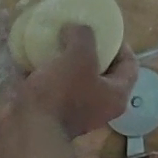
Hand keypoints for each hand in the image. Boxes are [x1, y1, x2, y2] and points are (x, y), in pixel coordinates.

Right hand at [7, 24, 138, 139]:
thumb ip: (82, 36)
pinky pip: (52, 89)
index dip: (120, 45)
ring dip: (65, 63)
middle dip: (90, 53)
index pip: (130, 65)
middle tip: (78, 36)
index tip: (104, 31)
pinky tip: (33, 61)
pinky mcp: (50, 115)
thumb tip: (74, 28)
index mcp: (116, 95)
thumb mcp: (78, 55)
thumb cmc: (61, 93)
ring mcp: (73, 113)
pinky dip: (45, 75)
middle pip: (101, 73)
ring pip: (74, 81)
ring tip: (54, 45)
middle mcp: (99, 107)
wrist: (27, 129)